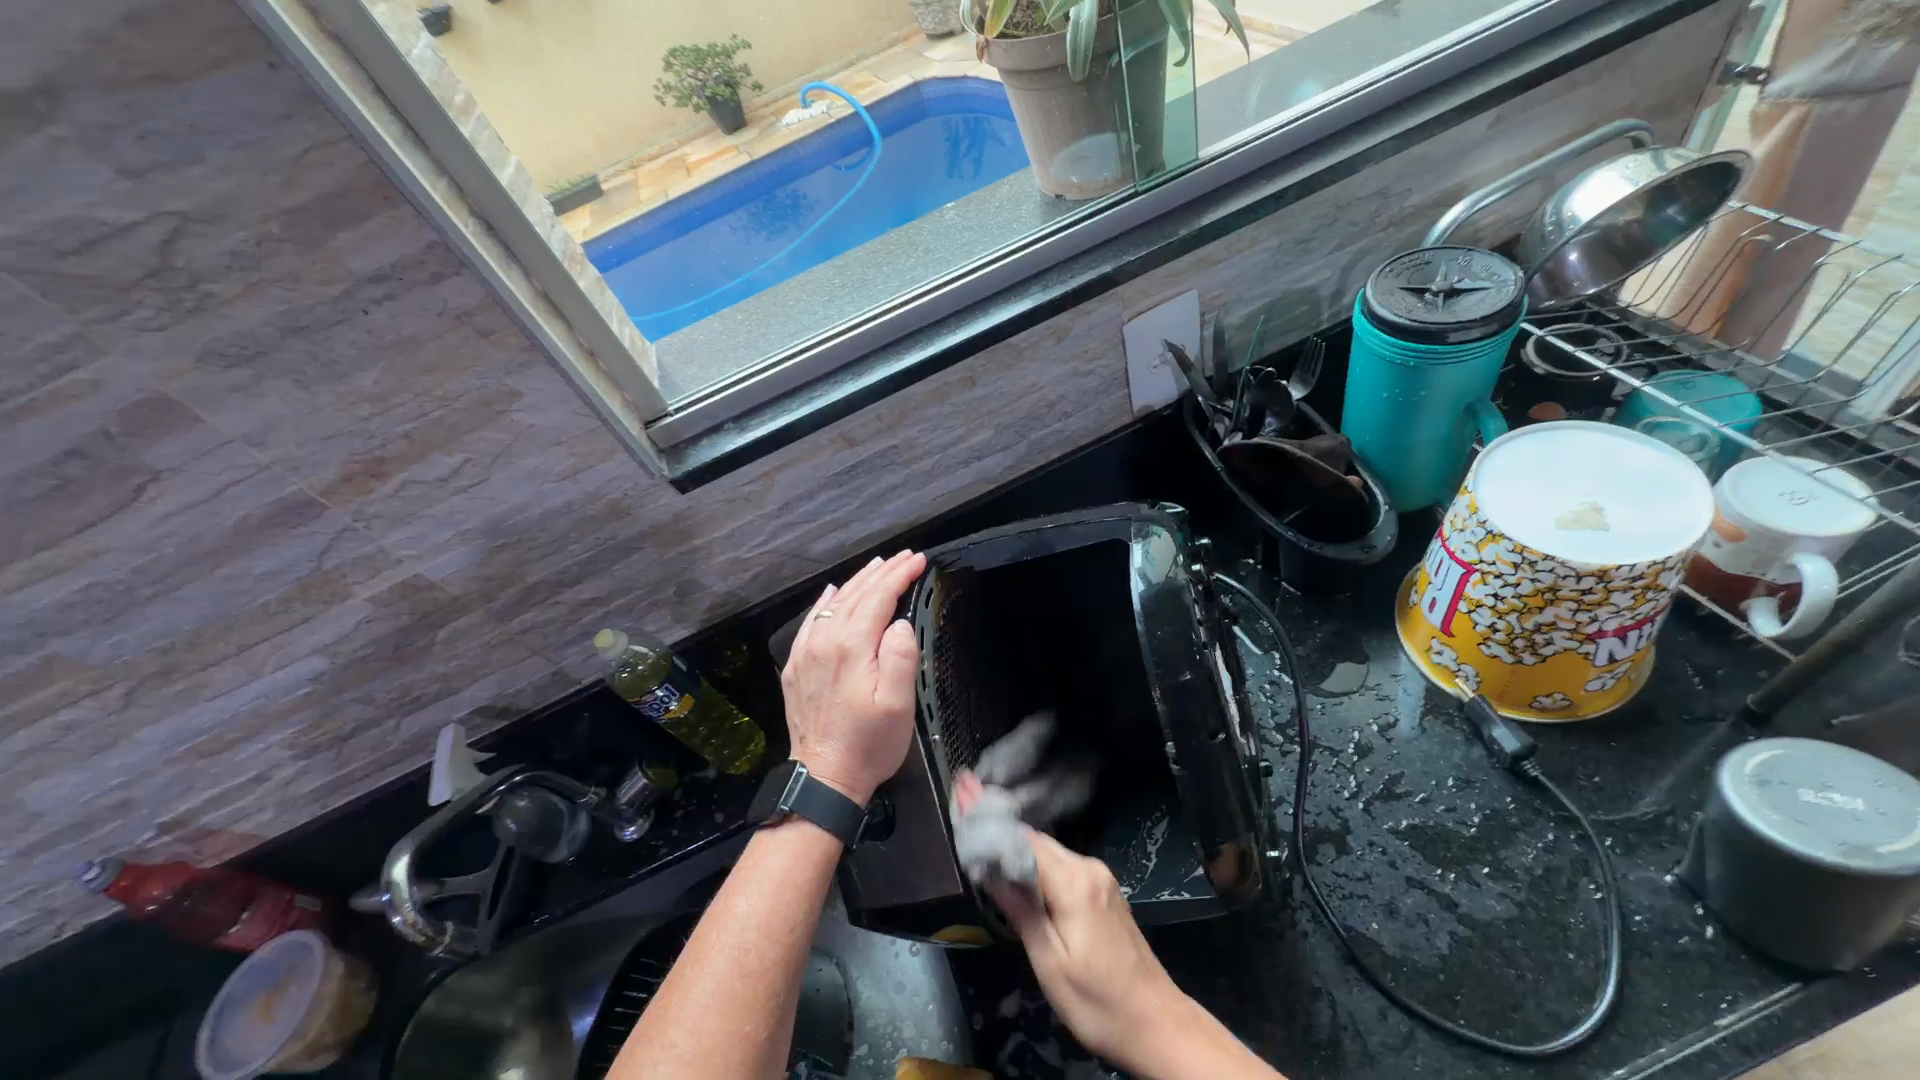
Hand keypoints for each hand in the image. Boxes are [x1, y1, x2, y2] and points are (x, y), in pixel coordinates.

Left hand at [780, 550, 926, 804]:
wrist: (824, 778)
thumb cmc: (869, 744)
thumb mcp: (897, 705)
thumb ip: (900, 657)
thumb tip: (899, 622)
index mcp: (852, 647)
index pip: (879, 597)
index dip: (900, 576)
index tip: (919, 561)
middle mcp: (825, 642)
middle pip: (856, 595)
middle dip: (883, 572)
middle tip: (905, 557)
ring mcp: (806, 653)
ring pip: (834, 604)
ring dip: (858, 581)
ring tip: (878, 565)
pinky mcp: (795, 667)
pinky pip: (811, 622)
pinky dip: (826, 602)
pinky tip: (834, 593)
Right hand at [987, 830, 1191, 1073]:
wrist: (1157, 1025)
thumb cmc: (1098, 1002)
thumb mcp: (1050, 961)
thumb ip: (1019, 910)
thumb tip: (987, 870)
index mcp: (1074, 882)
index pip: (1023, 839)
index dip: (989, 824)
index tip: (960, 805)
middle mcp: (1090, 869)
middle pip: (1036, 840)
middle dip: (1000, 832)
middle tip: (964, 818)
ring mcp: (1101, 879)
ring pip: (1049, 853)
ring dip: (1016, 849)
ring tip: (982, 843)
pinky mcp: (1104, 892)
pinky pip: (1063, 867)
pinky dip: (1036, 864)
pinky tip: (1016, 870)